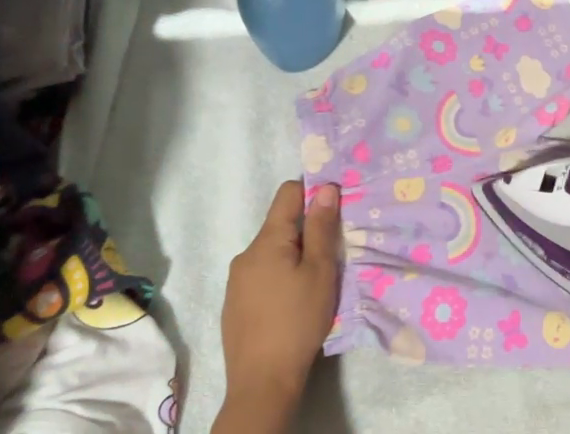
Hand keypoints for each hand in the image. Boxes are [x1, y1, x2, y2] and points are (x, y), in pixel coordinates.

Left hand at [215, 181, 339, 431]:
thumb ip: (322, 227)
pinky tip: (293, 303)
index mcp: (266, 241)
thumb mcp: (320, 271)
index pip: (288, 193)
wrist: (261, 382)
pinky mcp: (235, 304)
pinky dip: (280, 276)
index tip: (334, 208)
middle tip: (331, 253)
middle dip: (307, 230)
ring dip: (294, 255)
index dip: (313, 192)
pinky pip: (262, 274)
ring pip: (272, 252)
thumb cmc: (297, 321)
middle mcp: (246, 254)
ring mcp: (236, 281)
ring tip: (314, 281)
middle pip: (280, 224)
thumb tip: (325, 188)